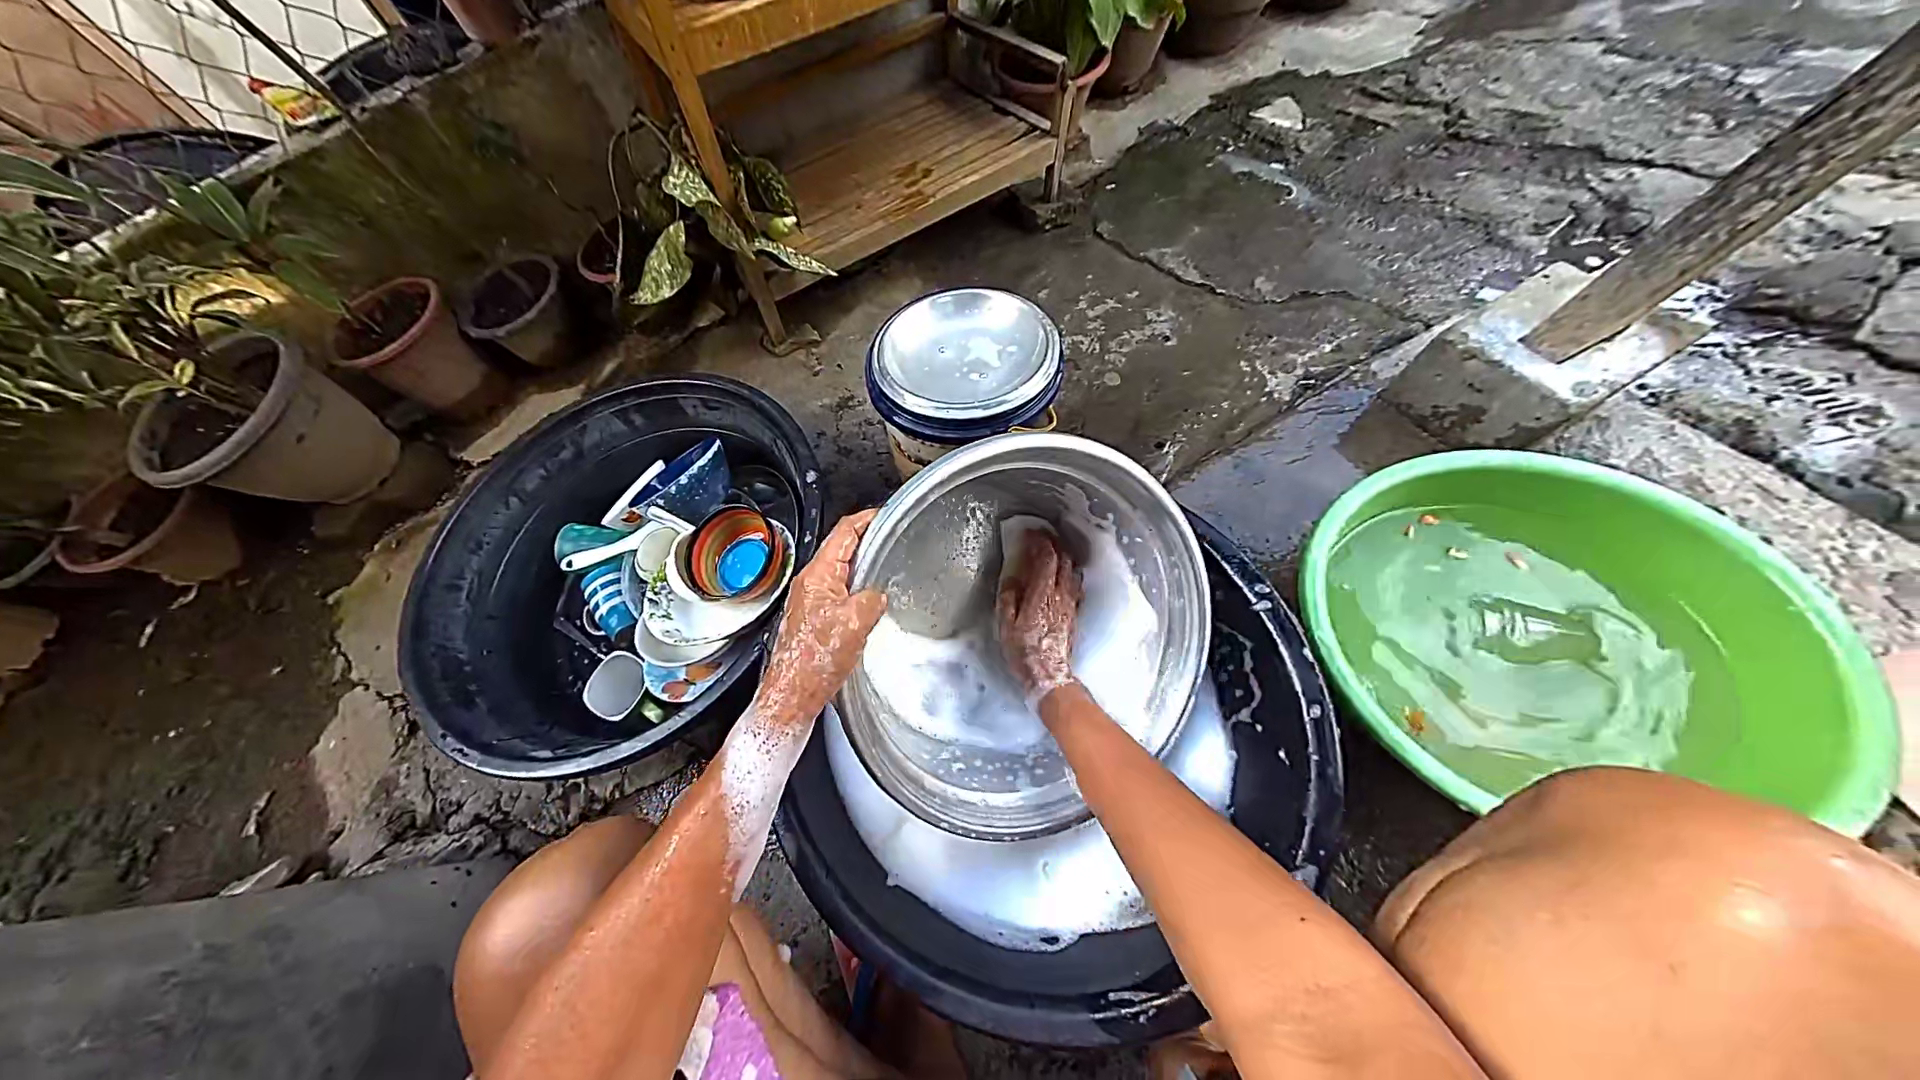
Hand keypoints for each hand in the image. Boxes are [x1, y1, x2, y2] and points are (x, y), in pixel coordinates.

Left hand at [754, 508, 887, 725]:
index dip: (866, 519)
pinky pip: (837, 591)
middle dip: (866, 540)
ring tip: (883, 565)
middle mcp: (809, 583)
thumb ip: (873, 598)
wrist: (792, 694)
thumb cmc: (813, 662)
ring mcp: (809, 599)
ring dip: (861, 565)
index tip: (883, 514)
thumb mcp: (856, 623)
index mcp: (817, 576)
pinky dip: (855, 587)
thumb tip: (878, 594)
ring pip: (839, 571)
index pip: (843, 532)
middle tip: (889, 538)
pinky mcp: (813, 616)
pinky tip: (869, 599)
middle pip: (840, 548)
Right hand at [996, 530, 1080, 700]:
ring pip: (1072, 570)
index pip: (1047, 558)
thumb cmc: (1024, 651)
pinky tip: (1062, 574)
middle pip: (1064, 559)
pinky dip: (1068, 572)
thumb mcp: (1006, 624)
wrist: (1048, 674)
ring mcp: (1071, 603)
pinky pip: (1075, 584)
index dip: (1040, 541)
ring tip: (1052, 550)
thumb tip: (1011, 579)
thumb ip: (1008, 597)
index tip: (1030, 533)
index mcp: (1042, 594)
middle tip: (1041, 536)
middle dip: (1053, 543)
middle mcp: (1061, 595)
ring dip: (1063, 555)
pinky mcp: (1074, 612)